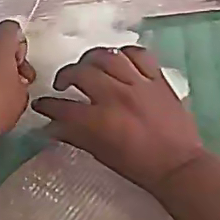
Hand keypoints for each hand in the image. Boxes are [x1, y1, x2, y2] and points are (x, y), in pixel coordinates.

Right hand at [33, 45, 209, 194]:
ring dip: (91, 59)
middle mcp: (116, 96)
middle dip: (65, 77)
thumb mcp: (101, 154)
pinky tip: (118, 61)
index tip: (41, 105)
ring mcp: (139, 84)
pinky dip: (124, 54)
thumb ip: (75, 136)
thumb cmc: (138, 166)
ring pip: (107, 56)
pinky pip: (139, 54)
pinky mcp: (158, 79)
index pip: (63, 107)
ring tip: (87, 67)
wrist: (179, 166)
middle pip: (81, 73)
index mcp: (100, 120)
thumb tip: (51, 128)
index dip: (47, 105)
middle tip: (63, 85)